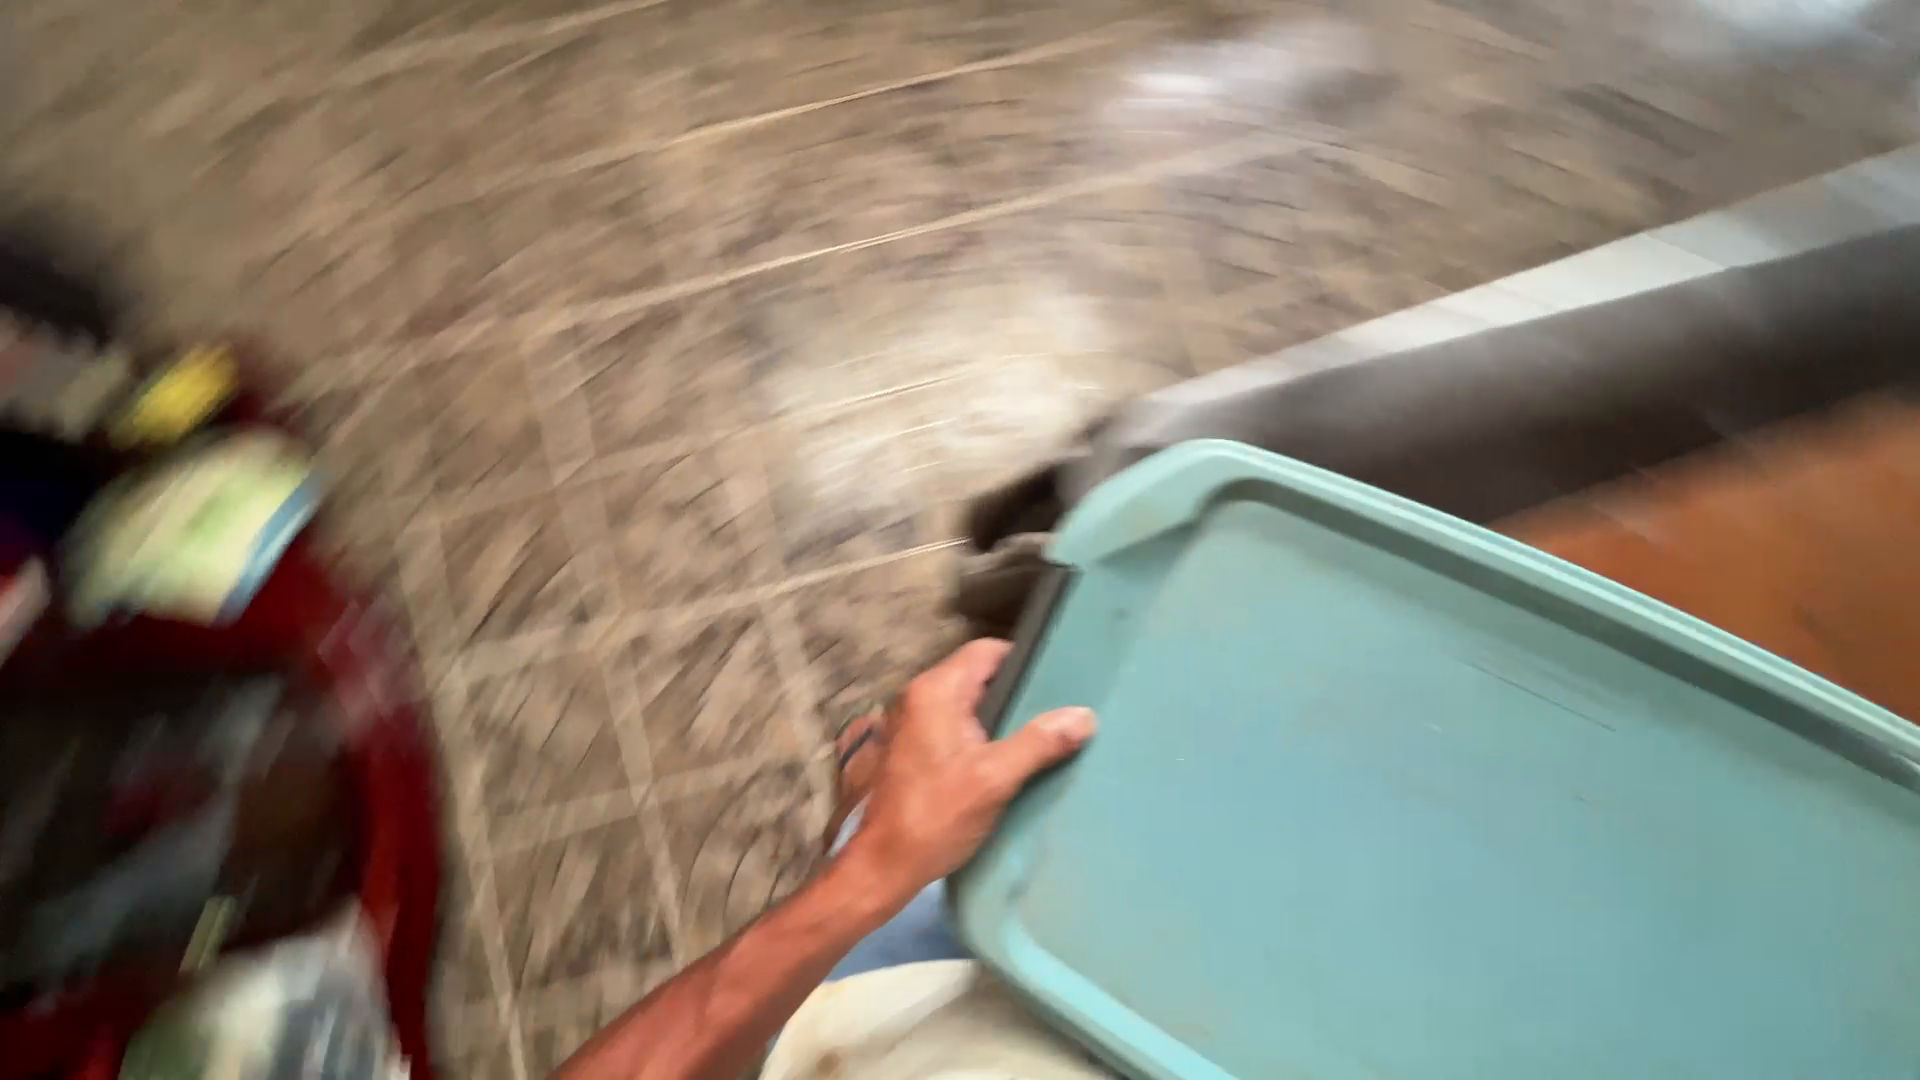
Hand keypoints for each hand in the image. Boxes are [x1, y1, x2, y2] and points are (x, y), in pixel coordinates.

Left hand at [841, 638, 1095, 902]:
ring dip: (1000, 714)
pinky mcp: (913, 745)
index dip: (1023, 660)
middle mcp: (919, 695)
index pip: (986, 651)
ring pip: (967, 700)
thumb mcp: (994, 779)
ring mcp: (912, 720)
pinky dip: (981, 732)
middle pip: (977, 674)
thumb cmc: (936, 817)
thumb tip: (1084, 715)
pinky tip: (1007, 755)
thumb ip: (1039, 743)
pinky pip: (955, 723)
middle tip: (1057, 709)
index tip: (1057, 679)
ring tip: (1040, 732)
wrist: (883, 865)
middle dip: (1016, 690)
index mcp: (936, 690)